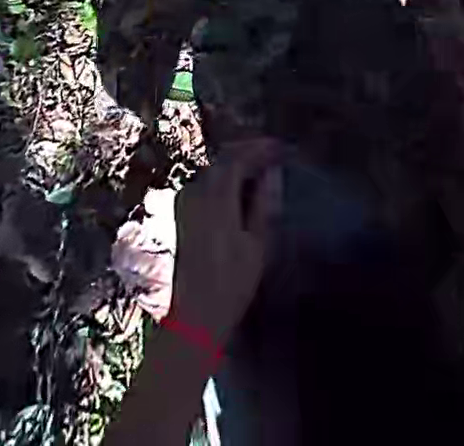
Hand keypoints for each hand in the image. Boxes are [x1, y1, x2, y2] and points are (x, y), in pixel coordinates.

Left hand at [169, 138, 282, 342]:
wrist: (195, 314)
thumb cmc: (231, 282)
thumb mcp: (257, 244)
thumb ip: (263, 203)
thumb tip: (273, 172)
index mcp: (215, 197)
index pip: (238, 158)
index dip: (260, 149)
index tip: (281, 148)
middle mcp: (196, 192)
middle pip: (223, 159)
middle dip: (249, 152)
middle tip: (274, 154)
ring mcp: (186, 201)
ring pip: (214, 169)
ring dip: (237, 163)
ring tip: (262, 167)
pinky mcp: (182, 212)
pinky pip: (206, 182)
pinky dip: (225, 177)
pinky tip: (241, 187)